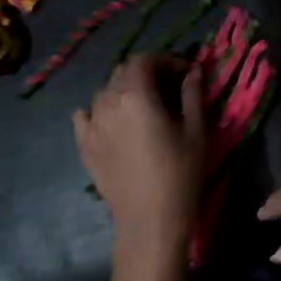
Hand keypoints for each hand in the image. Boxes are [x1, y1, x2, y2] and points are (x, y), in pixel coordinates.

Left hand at [73, 56, 204, 257]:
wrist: (149, 219)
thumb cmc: (180, 173)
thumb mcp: (196, 131)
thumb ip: (192, 95)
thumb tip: (193, 72)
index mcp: (136, 95)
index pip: (145, 60)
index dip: (167, 60)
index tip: (186, 72)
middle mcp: (107, 103)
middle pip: (123, 72)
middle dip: (147, 72)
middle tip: (170, 86)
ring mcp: (91, 125)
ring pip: (105, 92)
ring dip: (126, 89)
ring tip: (146, 105)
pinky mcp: (84, 145)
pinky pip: (86, 116)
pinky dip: (100, 110)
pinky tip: (113, 119)